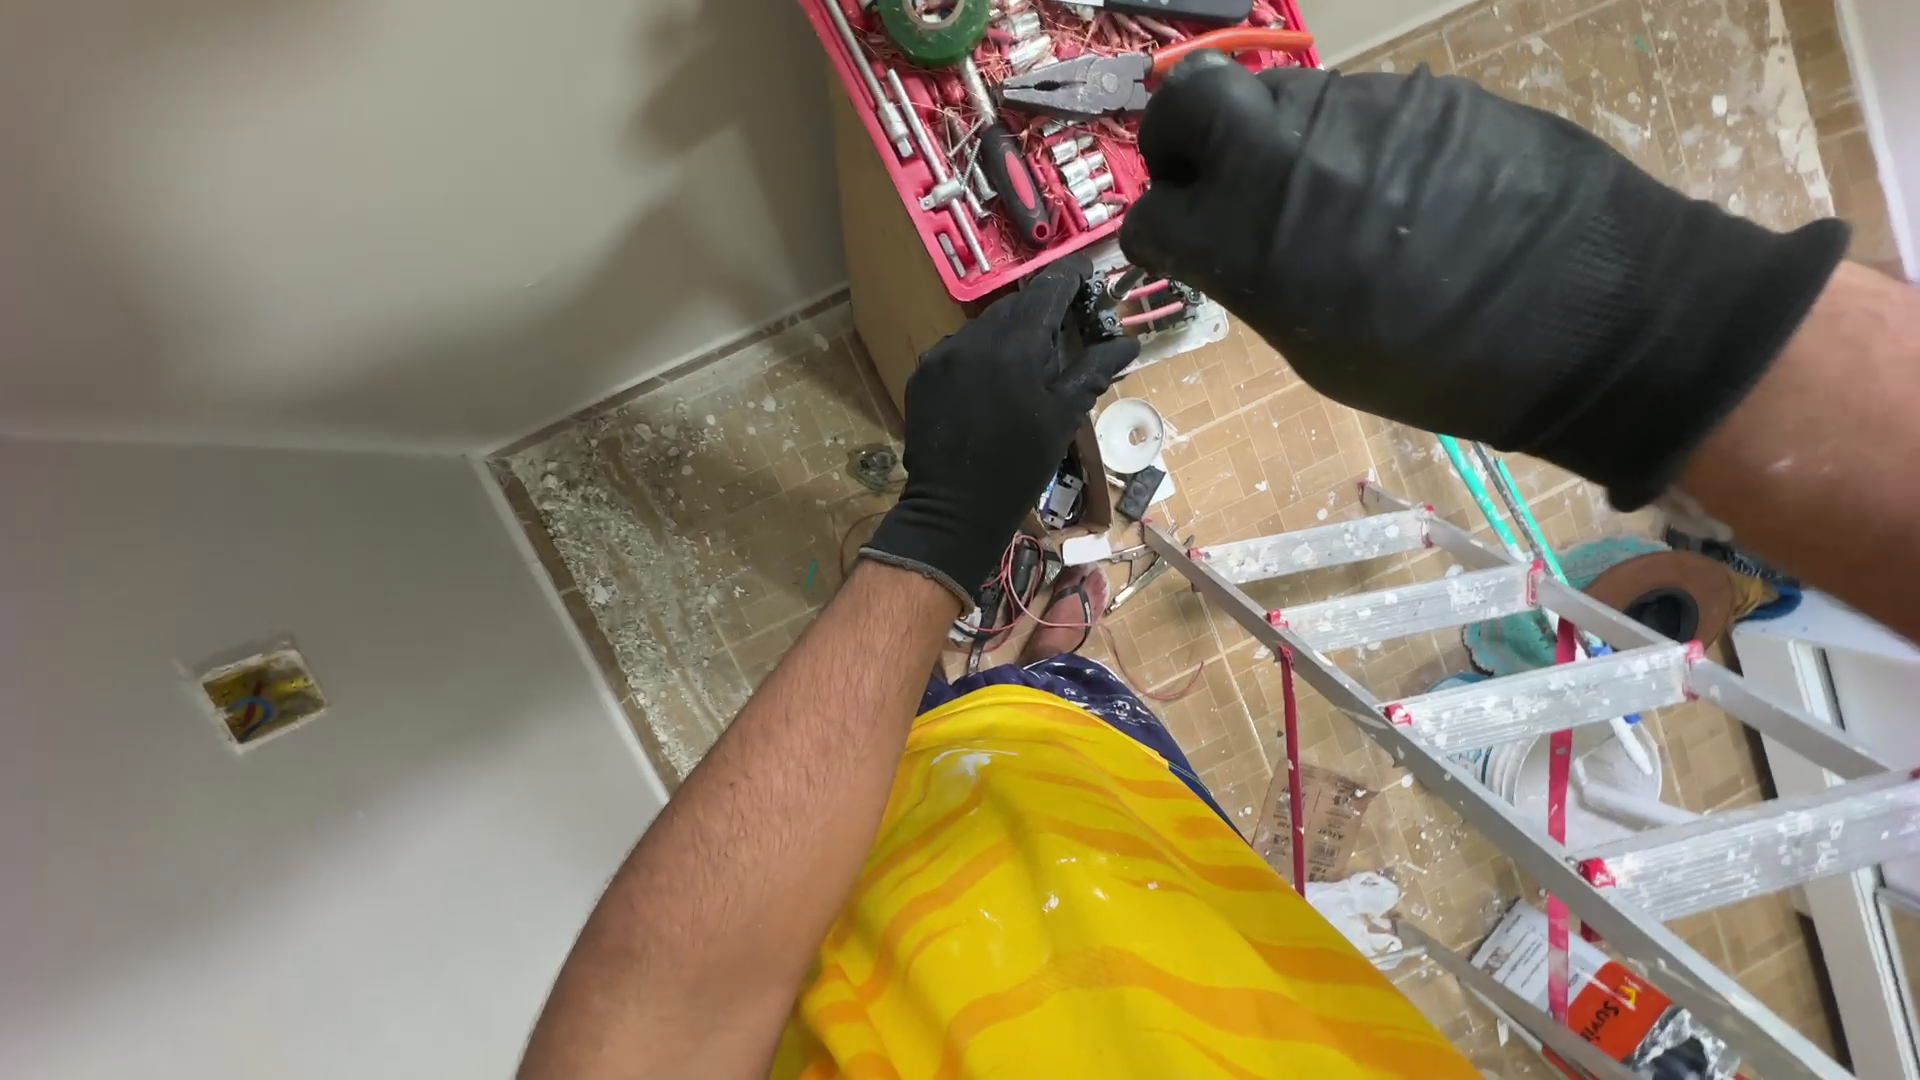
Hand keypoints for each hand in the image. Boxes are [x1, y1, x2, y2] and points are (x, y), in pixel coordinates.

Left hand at [861, 257, 1138, 605]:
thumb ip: (1093, 371)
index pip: (1049, 287)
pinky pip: (958, 348)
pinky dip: (980, 354)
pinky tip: (990, 383)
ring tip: (1025, 365)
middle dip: (1042, 310)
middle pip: (1016, 304)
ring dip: (1009, 333)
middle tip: (1063, 333)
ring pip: (985, 325)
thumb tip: (1129, 343)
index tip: (1089, 277)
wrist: (955, 508)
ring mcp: (942, 354)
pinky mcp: (922, 373)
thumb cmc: (1019, 466)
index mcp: (1015, 345)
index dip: (1073, 276)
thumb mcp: (1063, 417)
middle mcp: (974, 338)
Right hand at [1119, 55, 1848, 507]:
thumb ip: (1250, 280)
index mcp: (1246, 240)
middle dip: (1178, 143)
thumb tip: (1227, 242)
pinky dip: (1332, 141)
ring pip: (1267, 97)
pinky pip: (1345, 103)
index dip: (1154, 234)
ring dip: (1259, 142)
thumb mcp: (1310, 349)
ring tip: (1304, 196)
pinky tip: (1377, 186)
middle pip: (1188, 101)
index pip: (1151, 213)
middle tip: (1206, 184)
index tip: (1172, 249)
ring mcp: (1356, 108)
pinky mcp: (1420, 90)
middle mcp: (1284, 156)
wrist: (1589, 318)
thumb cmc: (1431, 368)